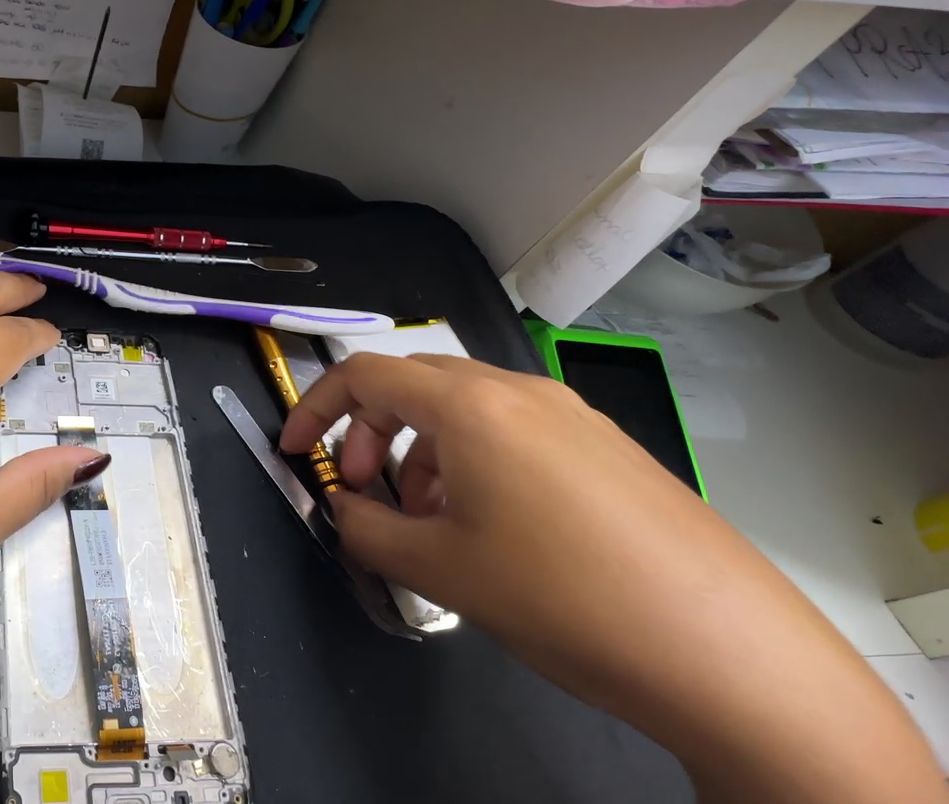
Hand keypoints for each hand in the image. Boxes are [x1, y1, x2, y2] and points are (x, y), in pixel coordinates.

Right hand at [282, 353, 945, 803]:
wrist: (728, 652)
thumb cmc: (561, 596)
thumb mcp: (437, 568)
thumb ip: (364, 528)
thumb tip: (345, 510)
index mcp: (470, 405)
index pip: (364, 374)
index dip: (315, 407)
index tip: (298, 449)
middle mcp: (521, 392)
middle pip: (415, 383)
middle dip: (371, 430)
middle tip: (363, 489)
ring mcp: (574, 417)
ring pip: (467, 408)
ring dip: (422, 449)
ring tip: (427, 518)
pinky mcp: (610, 449)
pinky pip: (516, 432)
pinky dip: (473, 460)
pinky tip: (490, 526)